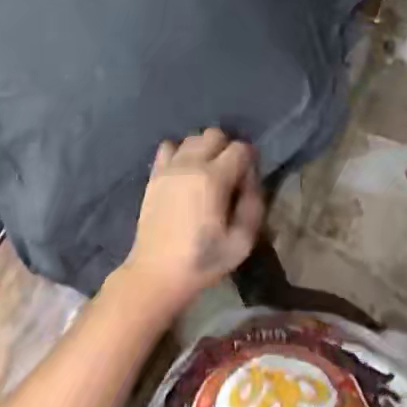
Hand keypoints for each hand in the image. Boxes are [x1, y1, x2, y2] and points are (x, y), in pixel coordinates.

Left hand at [112, 129, 264, 317]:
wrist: (157, 272)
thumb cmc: (202, 261)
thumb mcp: (241, 242)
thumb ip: (253, 205)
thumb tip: (251, 180)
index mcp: (214, 178)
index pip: (240, 148)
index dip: (250, 159)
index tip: (249, 179)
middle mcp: (190, 163)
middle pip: (214, 134)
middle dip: (227, 148)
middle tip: (230, 175)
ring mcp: (169, 166)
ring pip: (192, 137)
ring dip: (204, 149)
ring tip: (207, 174)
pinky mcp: (154, 174)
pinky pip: (168, 146)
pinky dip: (180, 152)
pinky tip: (184, 173)